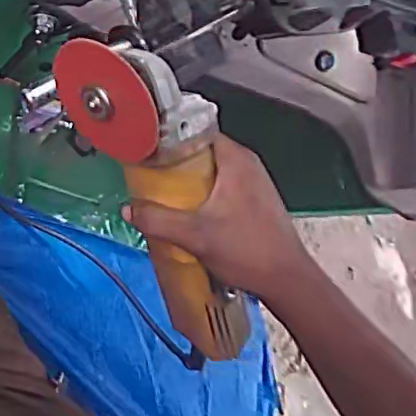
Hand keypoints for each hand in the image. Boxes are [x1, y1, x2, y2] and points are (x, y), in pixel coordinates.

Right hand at [124, 136, 317, 302]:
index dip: (168, 137)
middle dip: (172, 160)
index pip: (195, 131)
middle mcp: (246, 164)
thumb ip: (157, 220)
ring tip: (161, 191)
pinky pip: (218, 184)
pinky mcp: (254, 199)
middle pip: (199, 150)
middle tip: (148, 173)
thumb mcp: (194, 235)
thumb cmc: (247, 250)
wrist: (288, 283)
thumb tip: (127, 210)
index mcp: (236, 159)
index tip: (146, 148)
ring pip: (208, 169)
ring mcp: (253, 181)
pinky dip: (199, 191)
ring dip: (185, 178)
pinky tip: (185, 209)